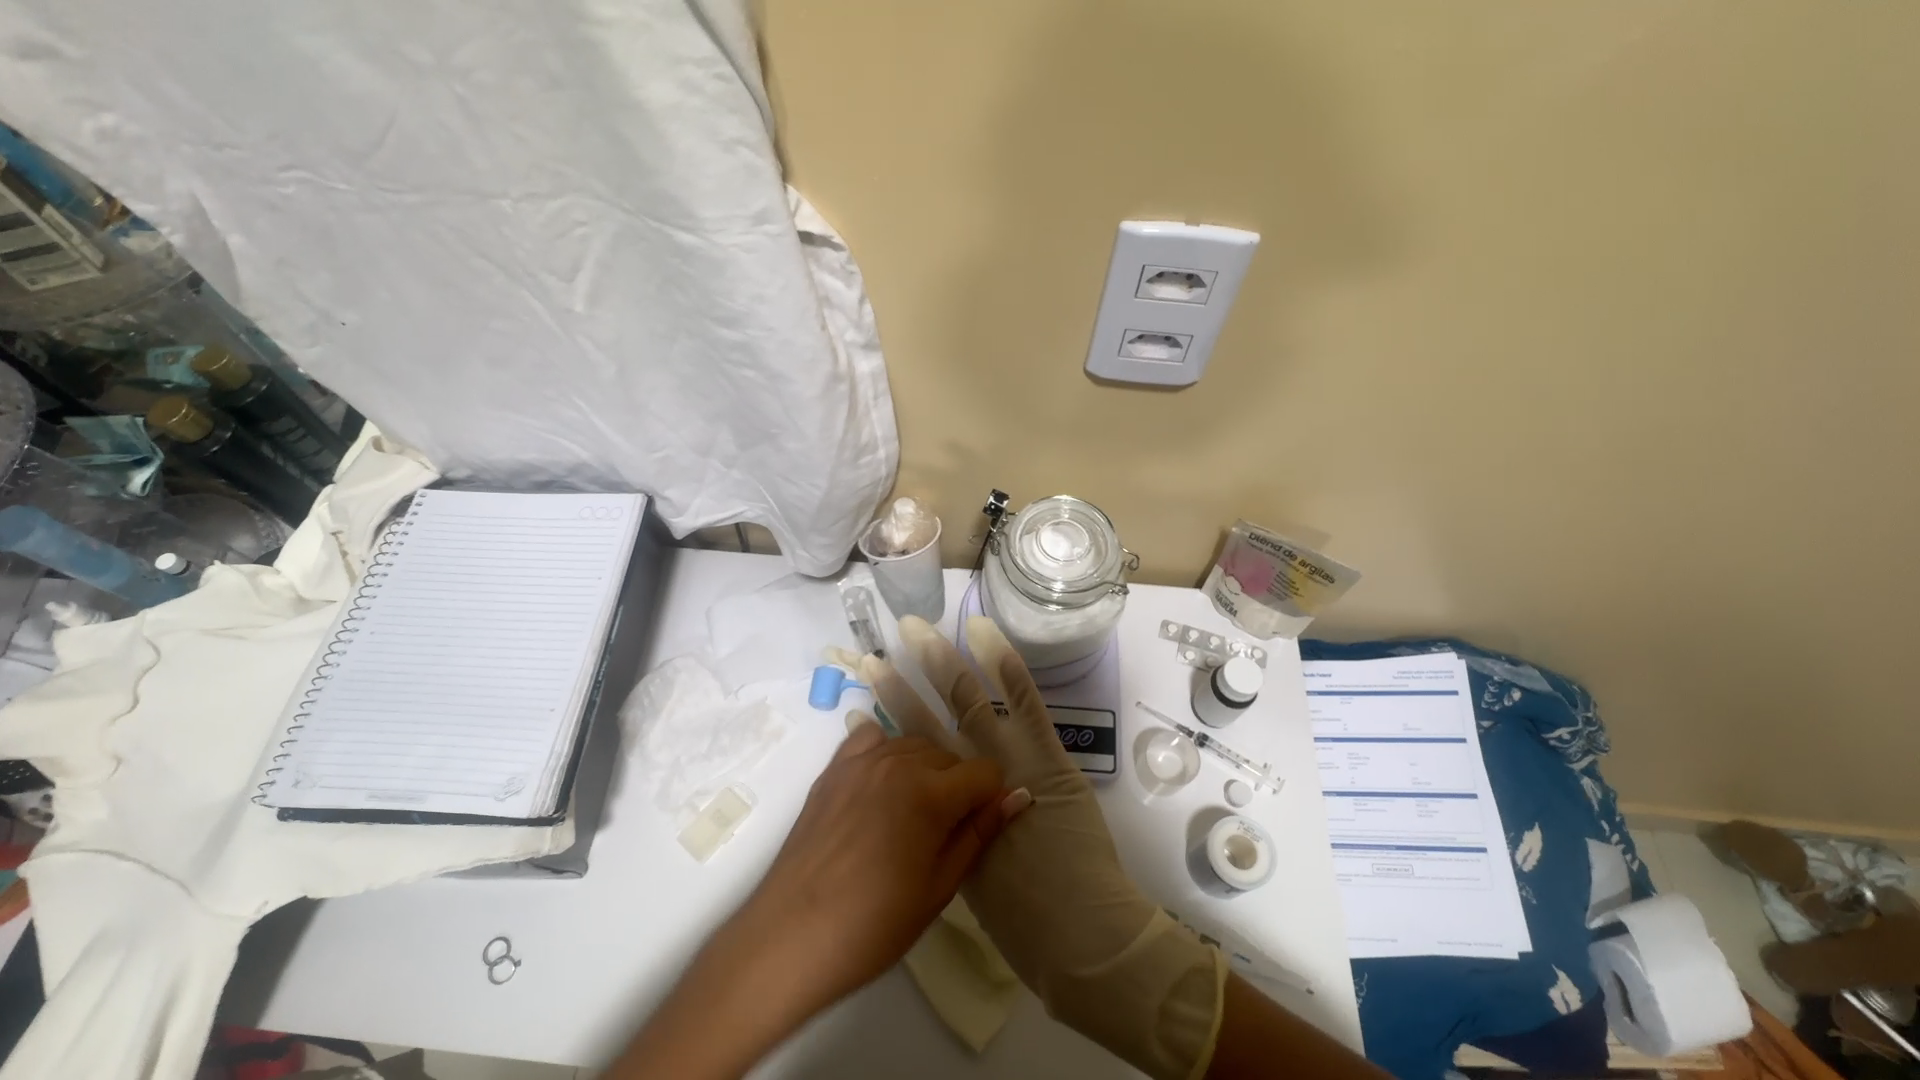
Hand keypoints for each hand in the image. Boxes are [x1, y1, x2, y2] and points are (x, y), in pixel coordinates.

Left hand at [739, 720, 1025, 1012]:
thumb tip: (1017, 797)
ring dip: (924, 772)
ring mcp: (858, 764)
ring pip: (912, 747)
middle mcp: (895, 764)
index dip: (991, 799)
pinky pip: (869, 740)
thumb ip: (977, 834)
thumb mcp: (938, 887)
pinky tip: (881, 787)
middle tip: (946, 834)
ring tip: (912, 817)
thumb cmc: (874, 925)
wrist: (791, 936)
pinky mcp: (830, 772)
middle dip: (958, 787)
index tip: (981, 829)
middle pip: (948, 757)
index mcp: (929, 793)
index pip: (984, 772)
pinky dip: (884, 753)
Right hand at [864, 617, 1226, 1079]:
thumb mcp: (967, 886)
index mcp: (945, 810)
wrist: (1078, 936)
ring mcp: (1008, 763)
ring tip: (917, 630)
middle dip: (899, 686)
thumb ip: (946, 841)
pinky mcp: (1047, 757)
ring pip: (968, 702)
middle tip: (874, 655)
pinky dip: (1008, 669)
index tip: (864, 705)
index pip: (910, 757)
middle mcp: (966, 779)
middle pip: (925, 722)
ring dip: (943, 662)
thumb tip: (921, 815)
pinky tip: (986, 636)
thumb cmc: (1022, 926)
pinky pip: (1025, 706)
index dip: (887, 729)